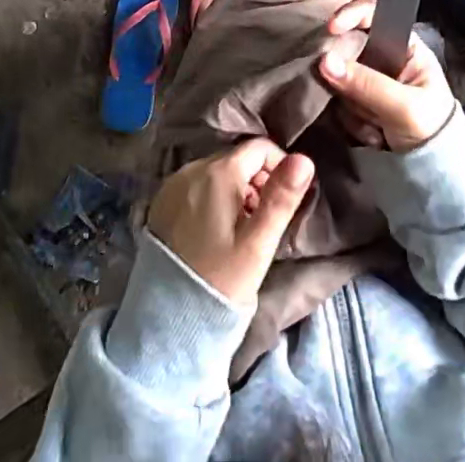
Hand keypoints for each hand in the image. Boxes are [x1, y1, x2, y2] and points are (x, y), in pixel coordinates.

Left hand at [148, 138, 314, 303]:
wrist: (168, 317)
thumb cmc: (221, 279)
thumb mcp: (258, 243)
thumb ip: (281, 198)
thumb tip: (303, 159)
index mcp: (218, 173)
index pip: (260, 148)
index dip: (279, 167)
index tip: (283, 201)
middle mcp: (192, 169)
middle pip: (237, 158)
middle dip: (257, 181)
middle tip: (262, 220)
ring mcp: (173, 184)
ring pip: (217, 171)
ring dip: (236, 189)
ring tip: (240, 229)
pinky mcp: (161, 201)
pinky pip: (197, 184)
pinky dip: (212, 197)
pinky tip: (215, 230)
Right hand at [316, 0, 457, 150]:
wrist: (431, 169)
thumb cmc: (431, 127)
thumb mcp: (405, 106)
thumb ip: (367, 85)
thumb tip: (325, 61)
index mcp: (403, 45)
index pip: (375, 11)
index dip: (352, 12)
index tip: (331, 27)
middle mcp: (382, 56)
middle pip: (347, 46)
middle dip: (348, 76)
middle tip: (356, 99)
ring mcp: (366, 78)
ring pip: (338, 77)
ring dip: (353, 105)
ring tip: (378, 126)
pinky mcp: (354, 101)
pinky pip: (336, 101)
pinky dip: (351, 120)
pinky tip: (373, 134)